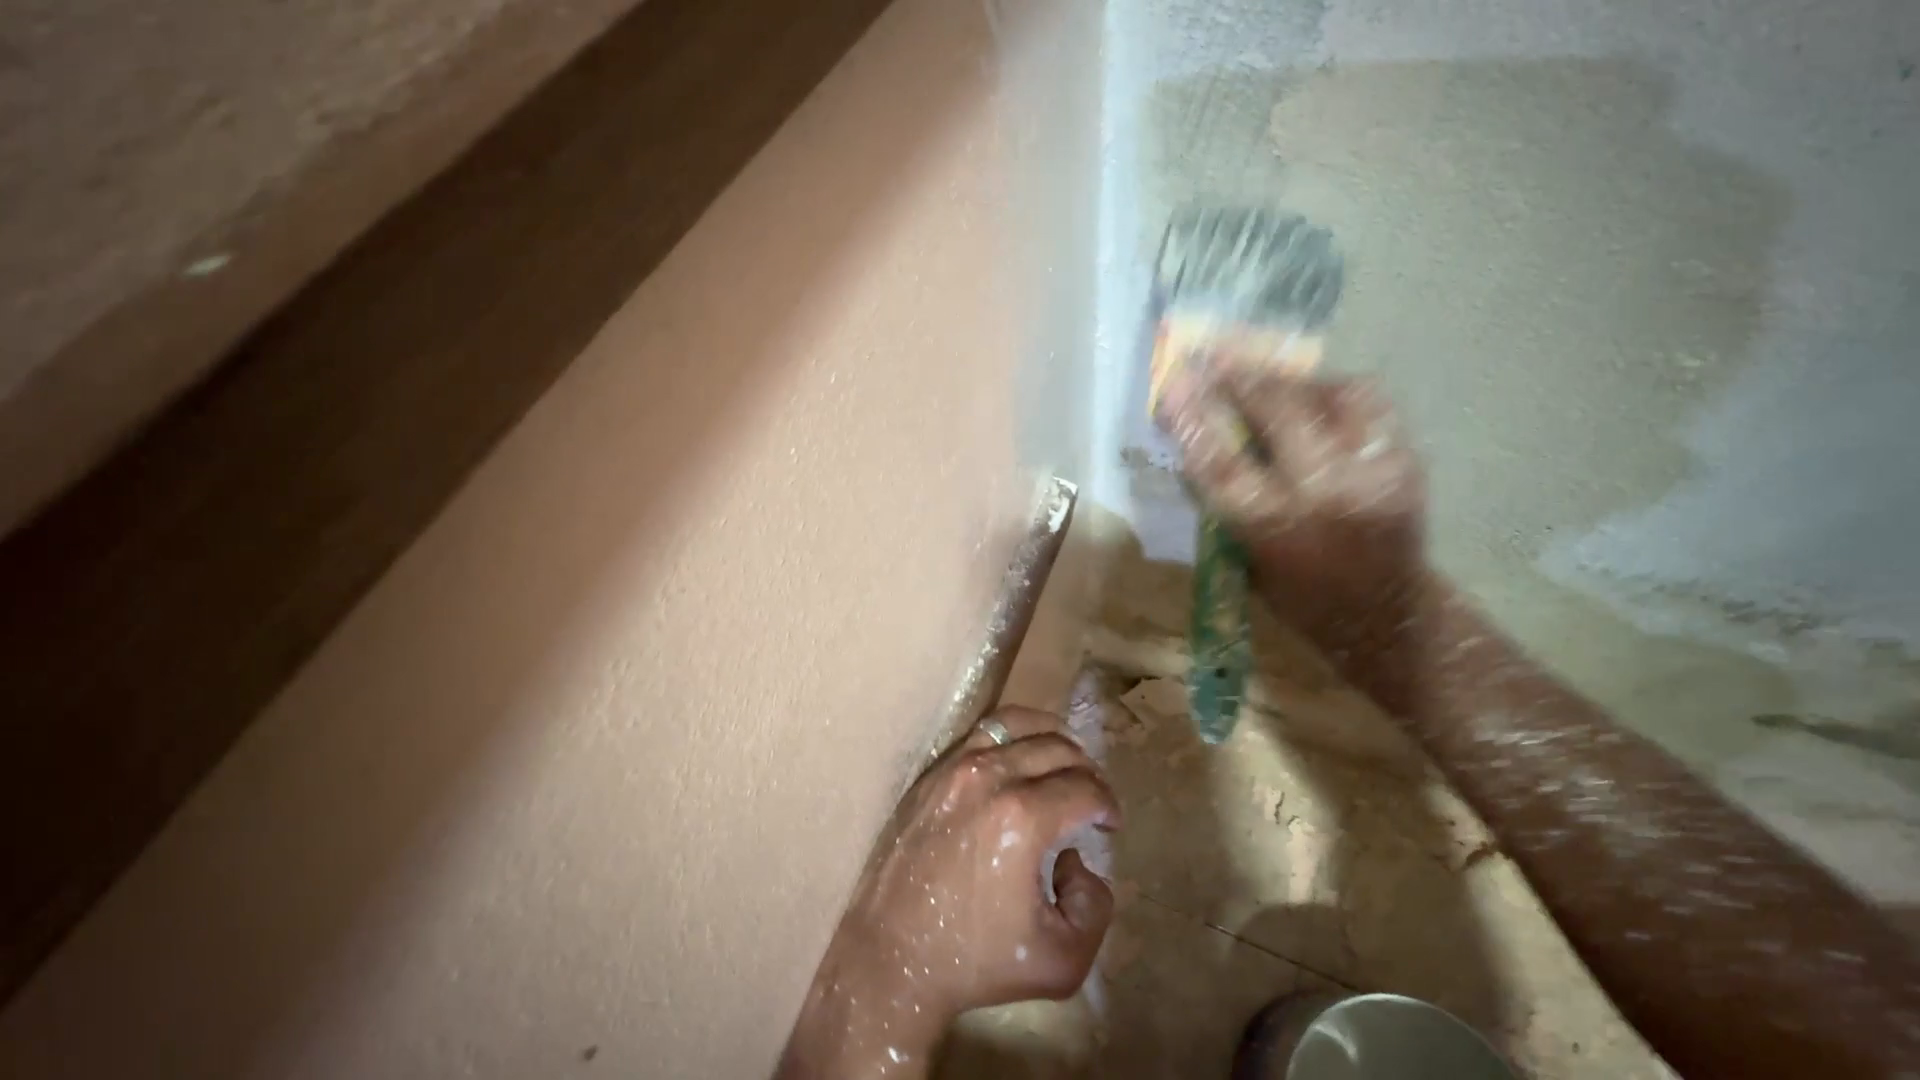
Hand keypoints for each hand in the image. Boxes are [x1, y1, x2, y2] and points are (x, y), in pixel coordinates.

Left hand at [777, 707, 1119, 1076]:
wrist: (894, 957)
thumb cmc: (976, 961)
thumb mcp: (1063, 960)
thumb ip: (1096, 906)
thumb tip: (1076, 860)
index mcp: (1024, 819)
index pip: (1086, 788)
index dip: (1108, 805)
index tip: (1109, 826)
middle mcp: (989, 779)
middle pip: (1059, 748)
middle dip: (1088, 771)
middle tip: (1092, 800)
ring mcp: (954, 770)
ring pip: (1018, 723)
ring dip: (1051, 739)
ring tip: (1063, 766)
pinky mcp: (930, 774)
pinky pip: (981, 732)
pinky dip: (1011, 735)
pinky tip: (1020, 759)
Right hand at [1154, 362, 1429, 656]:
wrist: (1388, 614)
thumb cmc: (1298, 595)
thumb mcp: (1245, 559)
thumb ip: (1224, 501)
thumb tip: (1195, 440)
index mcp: (1276, 530)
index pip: (1222, 464)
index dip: (1193, 419)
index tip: (1172, 383)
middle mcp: (1327, 495)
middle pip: (1279, 412)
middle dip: (1240, 376)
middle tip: (1212, 355)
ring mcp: (1374, 471)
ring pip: (1331, 393)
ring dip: (1290, 378)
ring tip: (1266, 374)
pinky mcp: (1405, 459)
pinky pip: (1368, 400)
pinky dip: (1334, 390)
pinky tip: (1314, 393)